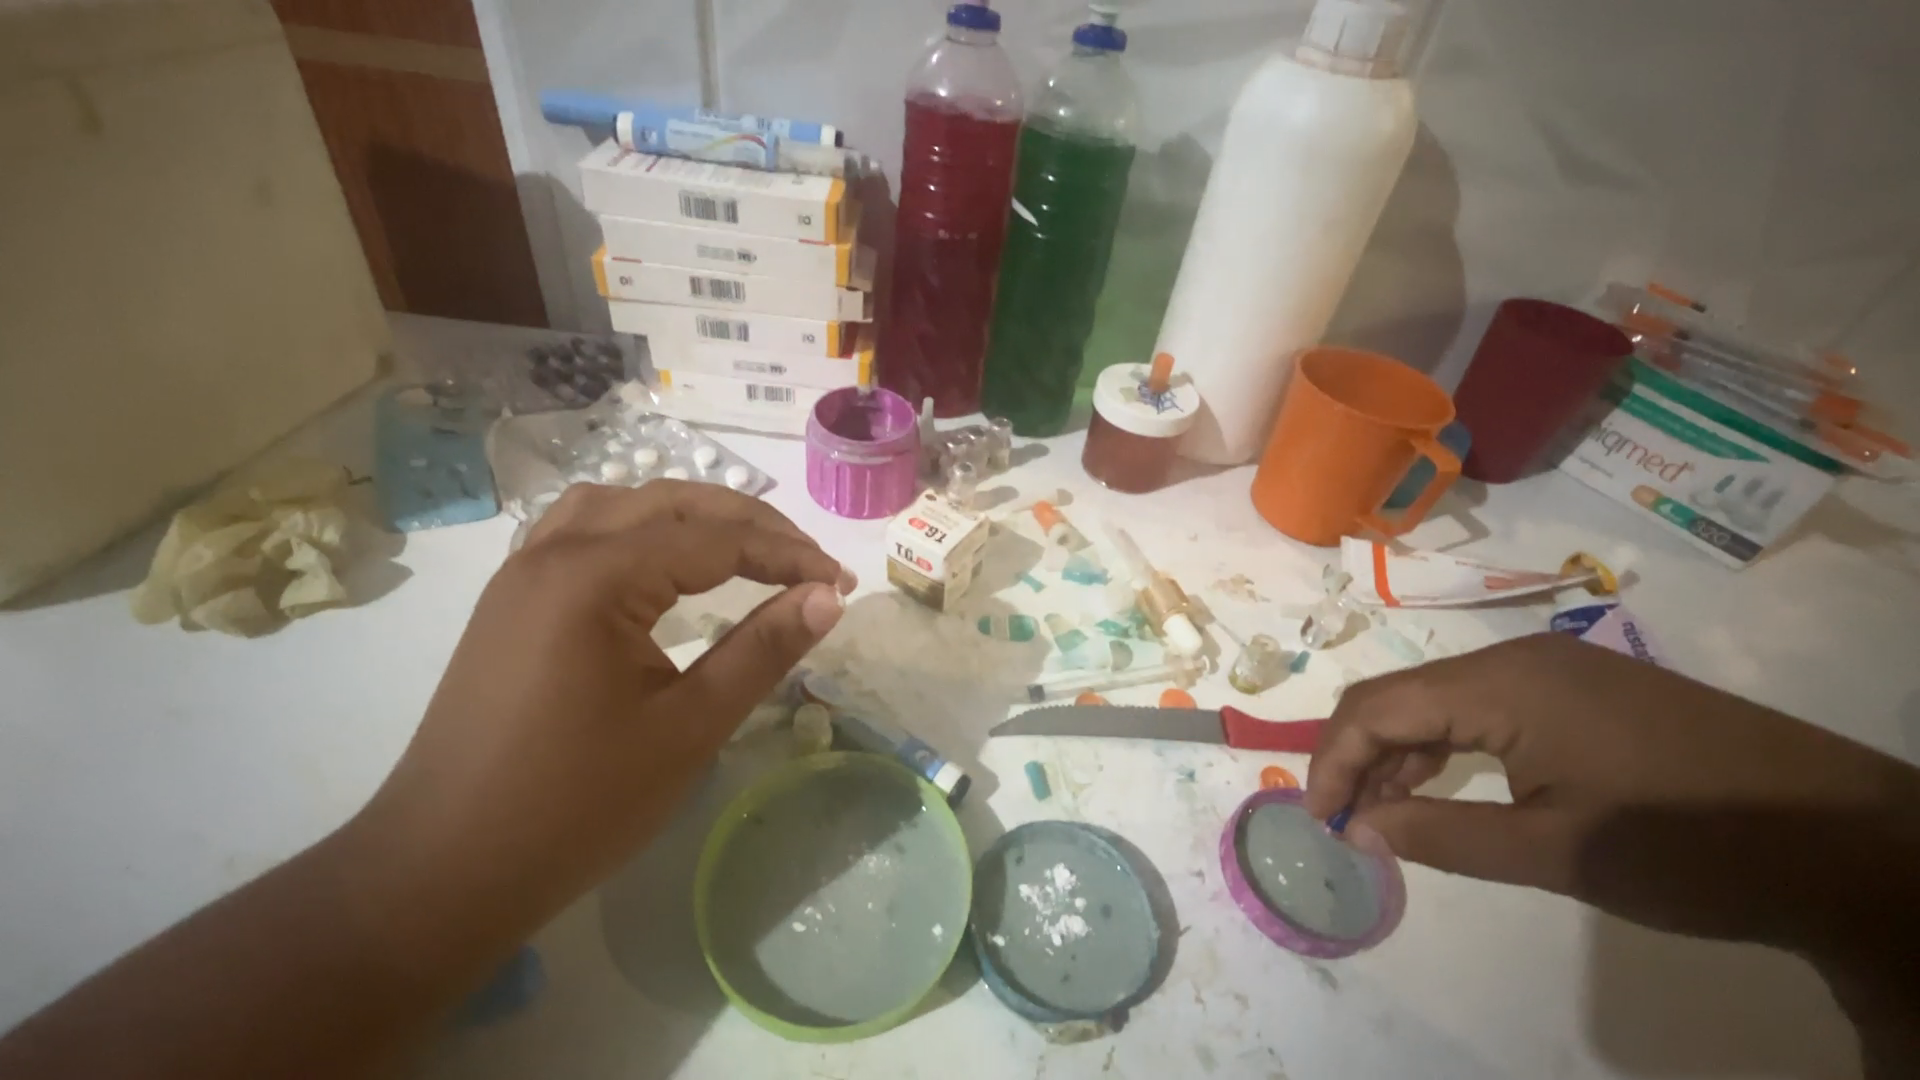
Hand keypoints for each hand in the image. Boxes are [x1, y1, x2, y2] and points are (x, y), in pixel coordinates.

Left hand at [349, 482, 850, 942]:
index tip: (840, 582)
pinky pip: (582, 530)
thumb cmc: (577, 805)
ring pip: (621, 505)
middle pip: (670, 502)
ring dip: (690, 516)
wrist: (444, 869)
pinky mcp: (510, 600)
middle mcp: (554, 552)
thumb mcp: (689, 727)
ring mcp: (522, 572)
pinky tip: (660, 564)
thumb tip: (828, 596)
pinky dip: (639, 530)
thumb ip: (762, 650)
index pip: (715, 538)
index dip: (786, 554)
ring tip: (743, 550)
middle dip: (748, 524)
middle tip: (805, 562)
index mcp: (596, 576)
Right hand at [1305, 633, 1919, 950]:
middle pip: (1401, 697)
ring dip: (1401, 753)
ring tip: (1383, 813)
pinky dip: (1449, 748)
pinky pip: (1483, 709)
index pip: (1377, 707)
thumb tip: (1357, 828)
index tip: (1318, 819)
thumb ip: (1439, 835)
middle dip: (1358, 756)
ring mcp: (1552, 669)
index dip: (1333, 762)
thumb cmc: (1688, 846)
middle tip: (1343, 819)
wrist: (1854, 842)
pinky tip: (1442, 788)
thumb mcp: (1553, 853)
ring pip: (1440, 701)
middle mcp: (1515, 659)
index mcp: (1500, 683)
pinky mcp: (1580, 690)